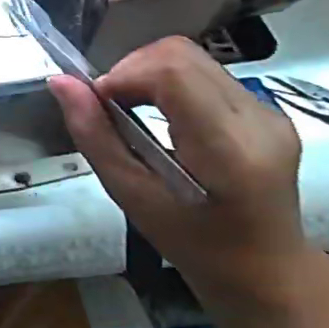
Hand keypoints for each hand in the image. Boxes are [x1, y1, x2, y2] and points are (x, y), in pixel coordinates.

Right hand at [48, 36, 309, 304]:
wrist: (264, 272)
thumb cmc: (193, 245)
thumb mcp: (132, 196)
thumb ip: (94, 135)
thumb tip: (60, 82)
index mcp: (228, 149)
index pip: (173, 72)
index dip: (125, 75)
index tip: (100, 103)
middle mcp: (258, 120)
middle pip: (181, 55)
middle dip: (132, 71)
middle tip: (111, 108)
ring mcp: (268, 112)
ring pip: (192, 58)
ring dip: (149, 75)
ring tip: (133, 113)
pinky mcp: (267, 110)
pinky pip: (206, 73)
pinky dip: (170, 84)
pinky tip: (161, 117)